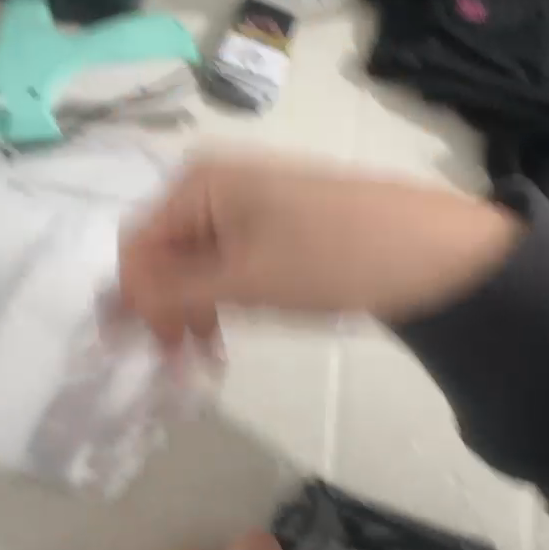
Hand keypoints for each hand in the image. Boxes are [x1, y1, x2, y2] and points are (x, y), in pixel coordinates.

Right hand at [118, 156, 522, 346]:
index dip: (135, 300)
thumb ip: (169, 293)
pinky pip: (224, 263)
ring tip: (207, 360)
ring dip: (191, 312)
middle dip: (165, 310)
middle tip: (178, 365)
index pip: (138, 246)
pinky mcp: (270, 224)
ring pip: (193, 264)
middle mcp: (212, 185)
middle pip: (163, 255)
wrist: (435, 252)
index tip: (148, 351)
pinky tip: (227, 334)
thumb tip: (113, 309)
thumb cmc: (328, 258)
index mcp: (197, 184)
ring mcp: (243, 203)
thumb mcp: (241, 280)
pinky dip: (220, 300)